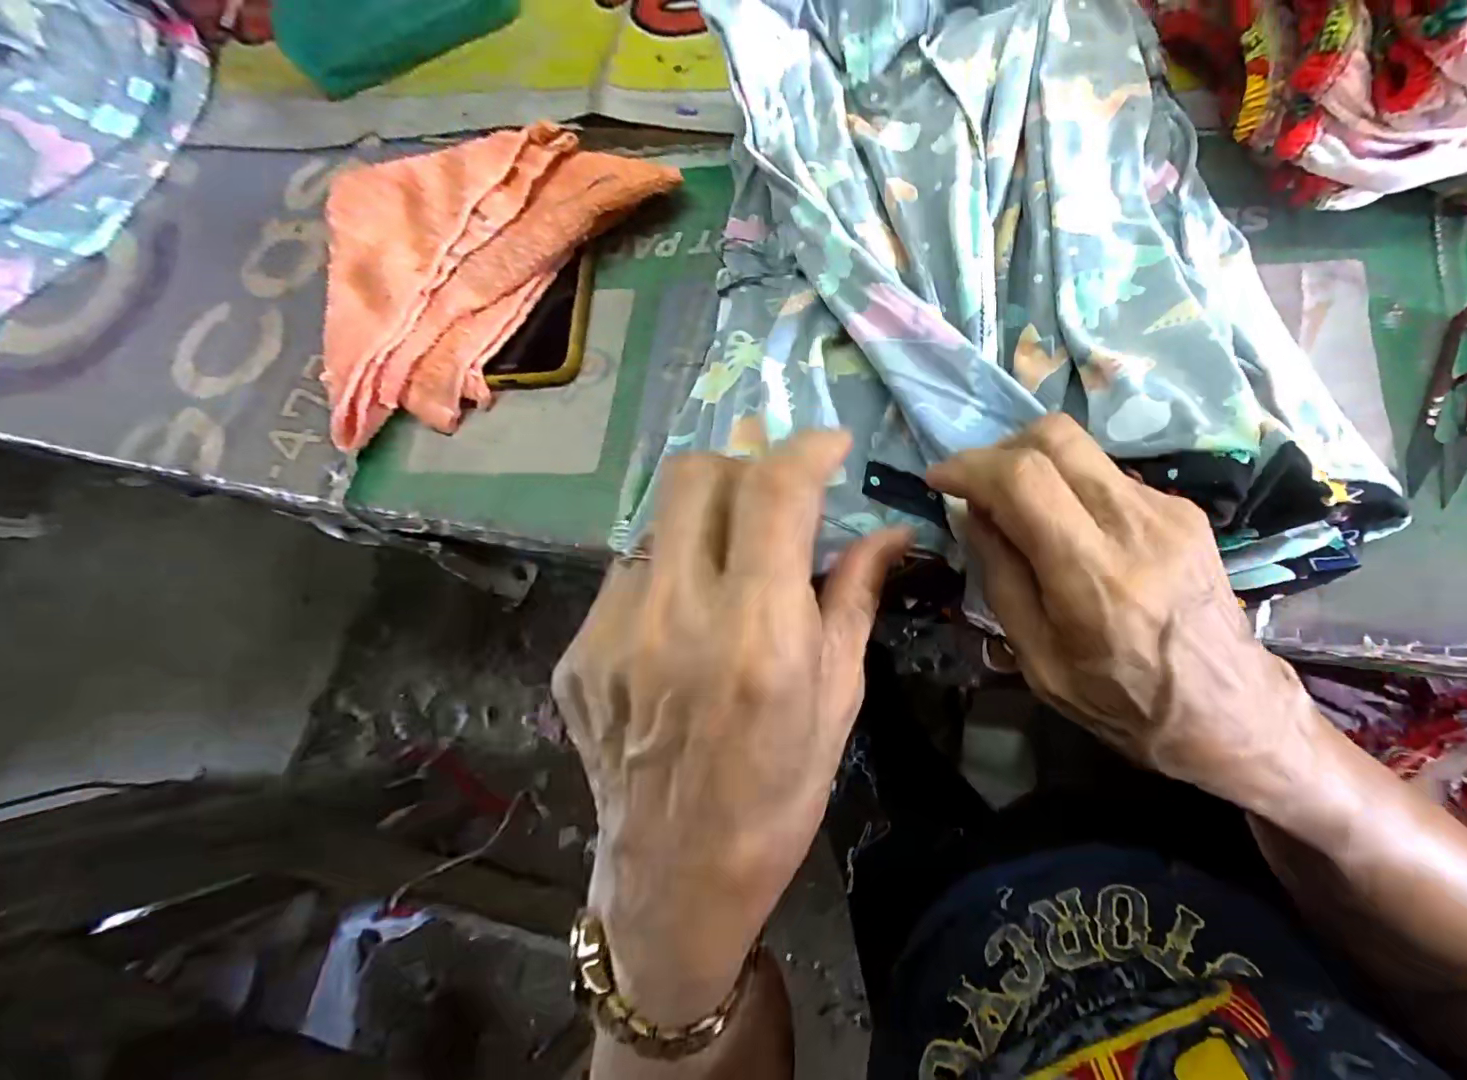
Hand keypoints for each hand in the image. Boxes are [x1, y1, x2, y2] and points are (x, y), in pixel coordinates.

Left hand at [552, 431, 908, 1023]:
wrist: (677, 876)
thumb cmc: (780, 793)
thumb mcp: (839, 697)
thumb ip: (855, 598)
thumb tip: (890, 533)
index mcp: (758, 632)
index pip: (776, 490)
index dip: (808, 448)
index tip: (830, 446)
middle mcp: (677, 616)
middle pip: (697, 474)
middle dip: (747, 467)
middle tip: (776, 501)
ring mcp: (613, 632)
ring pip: (659, 519)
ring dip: (707, 522)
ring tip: (731, 571)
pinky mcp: (576, 652)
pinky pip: (628, 573)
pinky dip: (669, 571)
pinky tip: (685, 622)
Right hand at [927, 414, 1325, 811]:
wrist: (1227, 710)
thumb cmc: (1121, 701)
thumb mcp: (1038, 660)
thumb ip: (1001, 578)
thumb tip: (973, 513)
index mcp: (1092, 577)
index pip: (1021, 480)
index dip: (969, 467)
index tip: (939, 480)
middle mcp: (1134, 526)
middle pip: (1055, 437)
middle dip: (1000, 450)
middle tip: (979, 486)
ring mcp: (1166, 511)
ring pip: (1082, 448)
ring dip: (1035, 465)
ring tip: (1020, 509)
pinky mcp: (1183, 508)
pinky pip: (1108, 474)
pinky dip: (1072, 486)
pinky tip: (1071, 528)